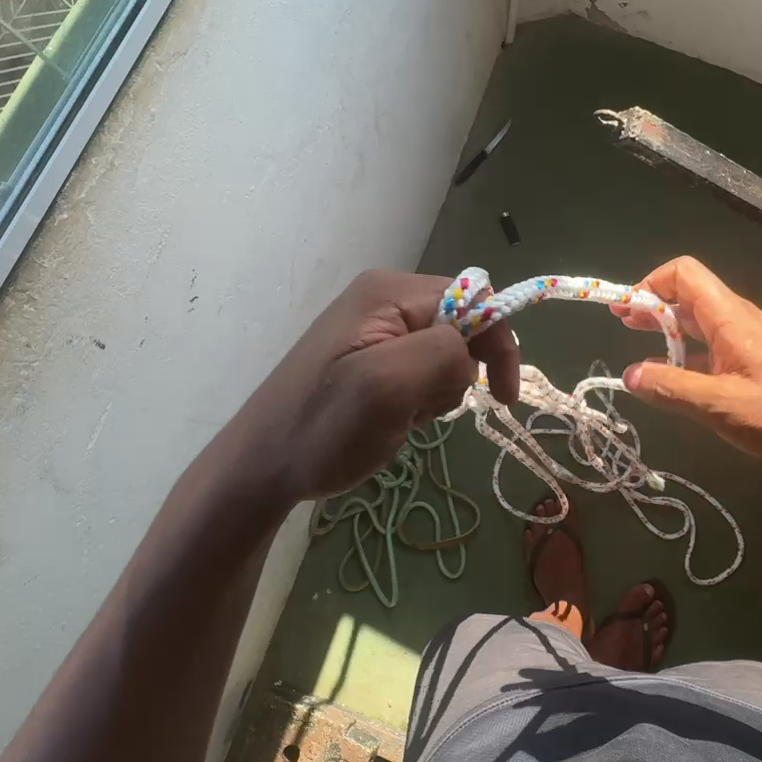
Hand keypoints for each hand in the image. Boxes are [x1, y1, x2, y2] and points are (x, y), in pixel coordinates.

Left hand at [229, 270, 518, 499]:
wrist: (259, 469)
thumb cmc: (321, 428)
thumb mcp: (386, 386)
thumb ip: (442, 351)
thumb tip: (470, 346)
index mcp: (389, 292)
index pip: (473, 297)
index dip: (496, 340)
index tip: (503, 395)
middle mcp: (383, 299)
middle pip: (460, 325)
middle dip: (456, 372)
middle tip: (421, 408)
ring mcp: (372, 329)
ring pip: (443, 353)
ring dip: (436, 391)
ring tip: (399, 417)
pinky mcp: (367, 357)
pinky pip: (420, 371)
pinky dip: (418, 399)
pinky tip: (390, 419)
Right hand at [612, 256, 761, 462]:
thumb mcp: (720, 406)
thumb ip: (672, 389)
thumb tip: (629, 375)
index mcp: (729, 316)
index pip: (684, 273)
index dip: (651, 283)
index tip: (626, 310)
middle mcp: (735, 318)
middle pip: (687, 293)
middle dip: (651, 303)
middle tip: (620, 321)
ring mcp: (745, 337)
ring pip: (697, 319)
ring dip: (665, 327)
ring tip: (636, 342)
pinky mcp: (752, 358)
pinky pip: (709, 343)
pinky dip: (684, 351)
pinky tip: (669, 374)